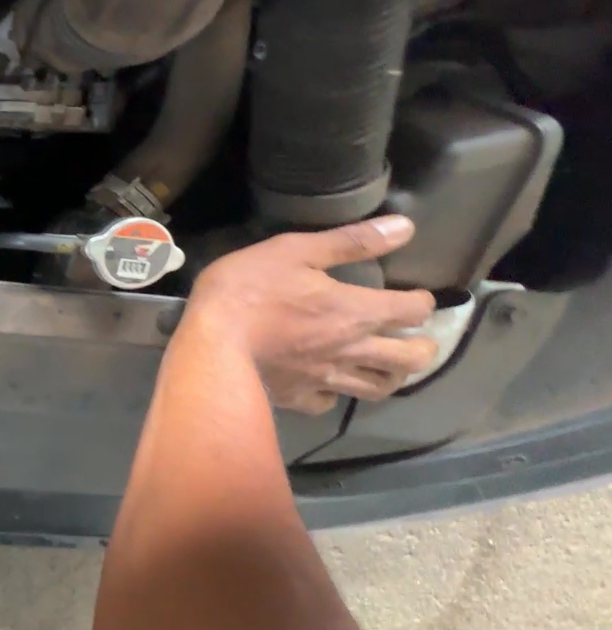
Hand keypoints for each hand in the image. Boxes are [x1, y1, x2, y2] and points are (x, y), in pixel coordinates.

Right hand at [184, 216, 439, 414]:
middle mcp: (352, 349)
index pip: (414, 311)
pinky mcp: (294, 396)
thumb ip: (348, 242)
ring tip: (382, 367)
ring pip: (379, 386)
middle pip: (412, 358)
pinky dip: (333, 395)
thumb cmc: (245, 292)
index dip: (420, 302)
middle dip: (421, 348)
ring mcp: (324, 378)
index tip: (413, 297)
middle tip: (412, 339)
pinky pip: (328, 403)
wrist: (207, 344)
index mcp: (358, 311)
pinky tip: (324, 386)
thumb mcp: (290, 251)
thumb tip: (405, 227)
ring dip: (390, 376)